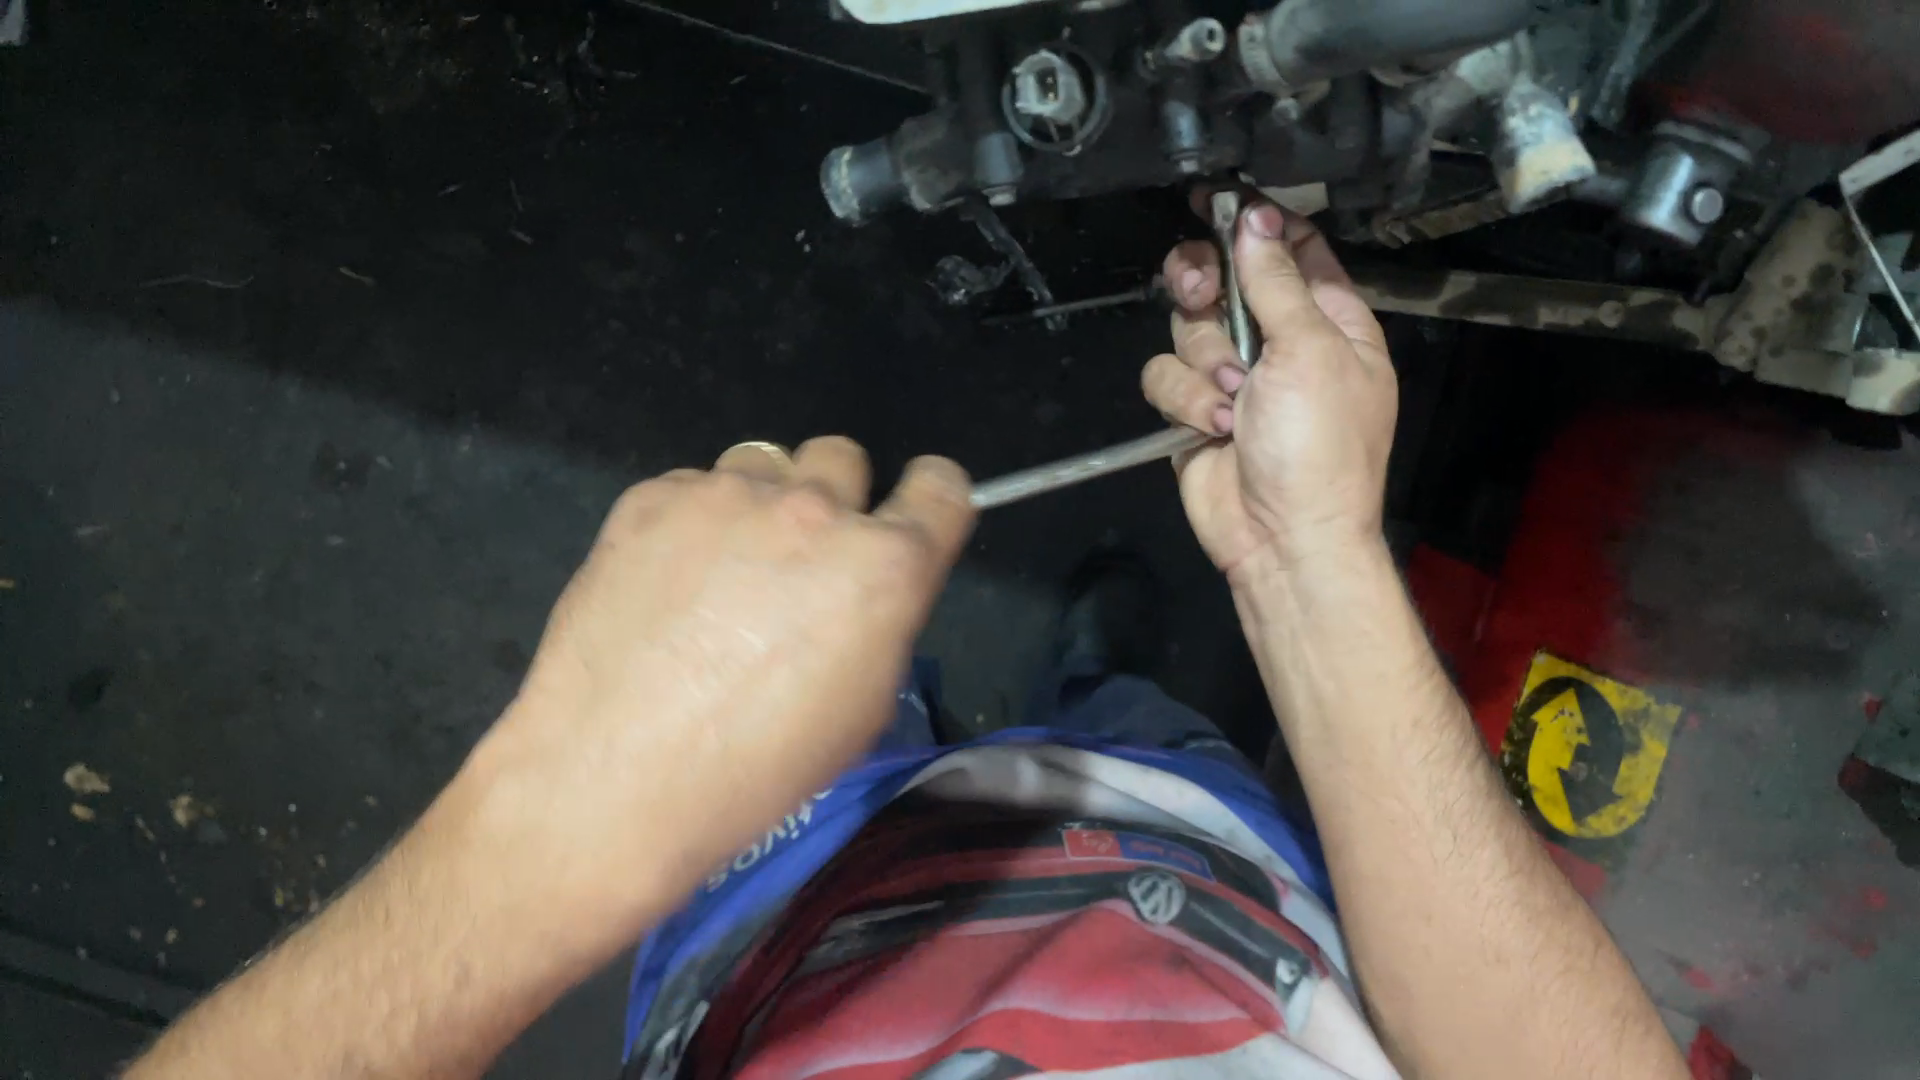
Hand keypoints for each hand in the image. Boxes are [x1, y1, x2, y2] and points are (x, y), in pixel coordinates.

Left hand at [450, 437, 974, 945]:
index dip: (932, 497)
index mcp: (885, 566)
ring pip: (767, 463)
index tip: (909, 518)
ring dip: (763, 504)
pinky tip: (665, 582)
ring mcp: (729, 494)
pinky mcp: (654, 495)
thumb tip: (862, 584)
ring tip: (723, 570)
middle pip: (845, 457)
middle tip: (798, 562)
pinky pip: (696, 487)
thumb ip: (882, 616)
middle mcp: (816, 510)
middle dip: (835, 501)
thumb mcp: (865, 703)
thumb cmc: (761, 764)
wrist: (613, 778)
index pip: (942, 485)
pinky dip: (695, 521)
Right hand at [1141, 201, 1397, 582]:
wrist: (1280, 536)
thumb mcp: (1310, 351)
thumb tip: (1255, 219)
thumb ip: (1276, 282)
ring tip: (1231, 400)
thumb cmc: (1318, 444)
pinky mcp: (1190, 410)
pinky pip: (1164, 376)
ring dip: (1203, 361)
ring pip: (1185, 329)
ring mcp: (1229, 377)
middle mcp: (1274, 340)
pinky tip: (1210, 428)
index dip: (1253, 222)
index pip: (1288, 248)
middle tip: (1201, 292)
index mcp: (1325, 318)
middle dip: (1205, 286)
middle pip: (1222, 280)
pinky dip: (1183, 401)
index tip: (1215, 199)